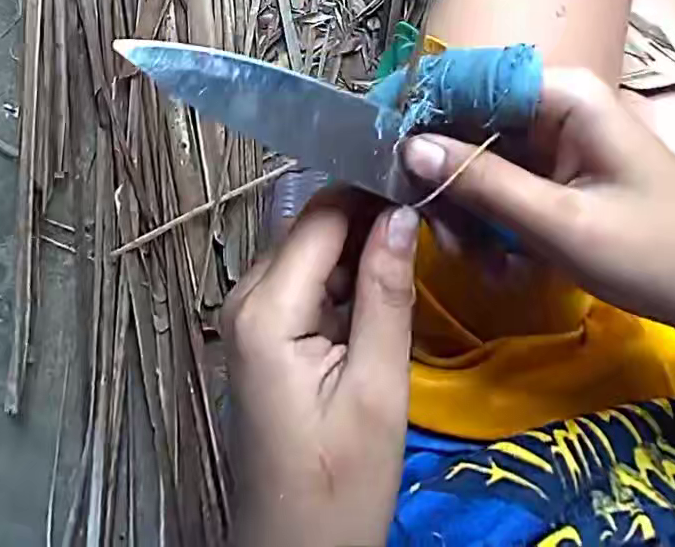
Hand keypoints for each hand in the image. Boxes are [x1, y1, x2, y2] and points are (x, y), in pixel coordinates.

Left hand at [223, 194, 417, 546]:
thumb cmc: (339, 486)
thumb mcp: (377, 389)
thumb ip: (387, 293)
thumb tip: (404, 212)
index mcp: (267, 308)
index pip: (323, 215)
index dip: (373, 195)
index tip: (423, 187)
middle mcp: (248, 295)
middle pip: (315, 226)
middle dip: (370, 217)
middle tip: (427, 220)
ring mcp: (252, 312)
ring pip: (315, 247)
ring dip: (362, 245)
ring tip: (414, 247)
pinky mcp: (266, 329)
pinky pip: (311, 277)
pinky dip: (349, 273)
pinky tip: (384, 284)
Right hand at [401, 68, 674, 336]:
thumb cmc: (657, 253)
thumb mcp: (561, 224)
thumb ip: (483, 182)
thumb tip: (409, 146)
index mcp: (562, 93)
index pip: (468, 80)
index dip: (421, 111)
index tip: (382, 154)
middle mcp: (554, 103)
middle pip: (469, 122)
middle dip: (448, 178)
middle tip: (441, 236)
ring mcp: (556, 136)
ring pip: (481, 157)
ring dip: (468, 208)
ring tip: (477, 261)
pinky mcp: (557, 168)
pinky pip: (504, 181)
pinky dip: (493, 218)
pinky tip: (500, 262)